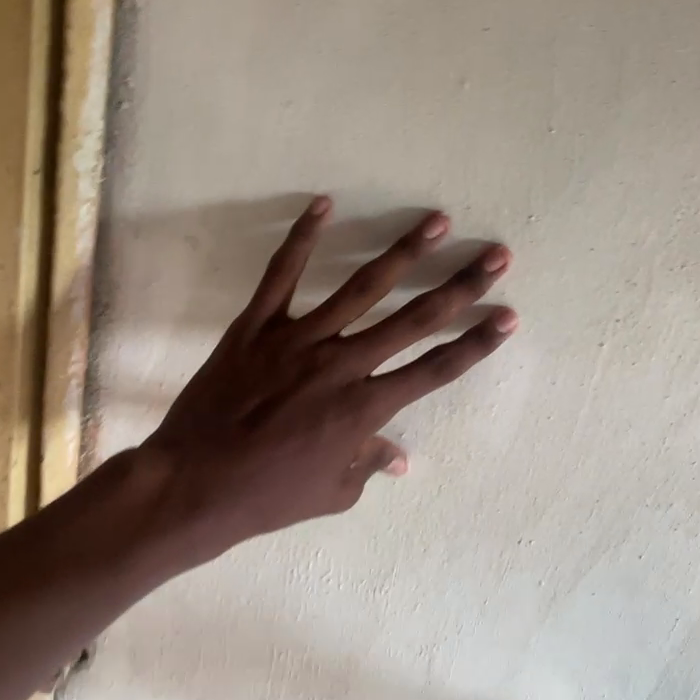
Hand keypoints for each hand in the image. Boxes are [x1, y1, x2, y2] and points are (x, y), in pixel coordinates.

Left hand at [117, 196, 515, 573]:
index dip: (478, 342)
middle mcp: (343, 365)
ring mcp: (299, 339)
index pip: (436, 369)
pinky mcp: (257, 326)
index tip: (508, 316)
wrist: (191, 486)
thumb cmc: (267, 496)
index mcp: (365, 409)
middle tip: (497, 255)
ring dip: (405, 251)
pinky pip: (283, 274)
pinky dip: (303, 238)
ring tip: (438, 221)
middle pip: (415, 319)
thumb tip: (399, 457)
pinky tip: (325, 204)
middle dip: (462, 285)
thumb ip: (370, 465)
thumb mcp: (332, 493)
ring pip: (362, 287)